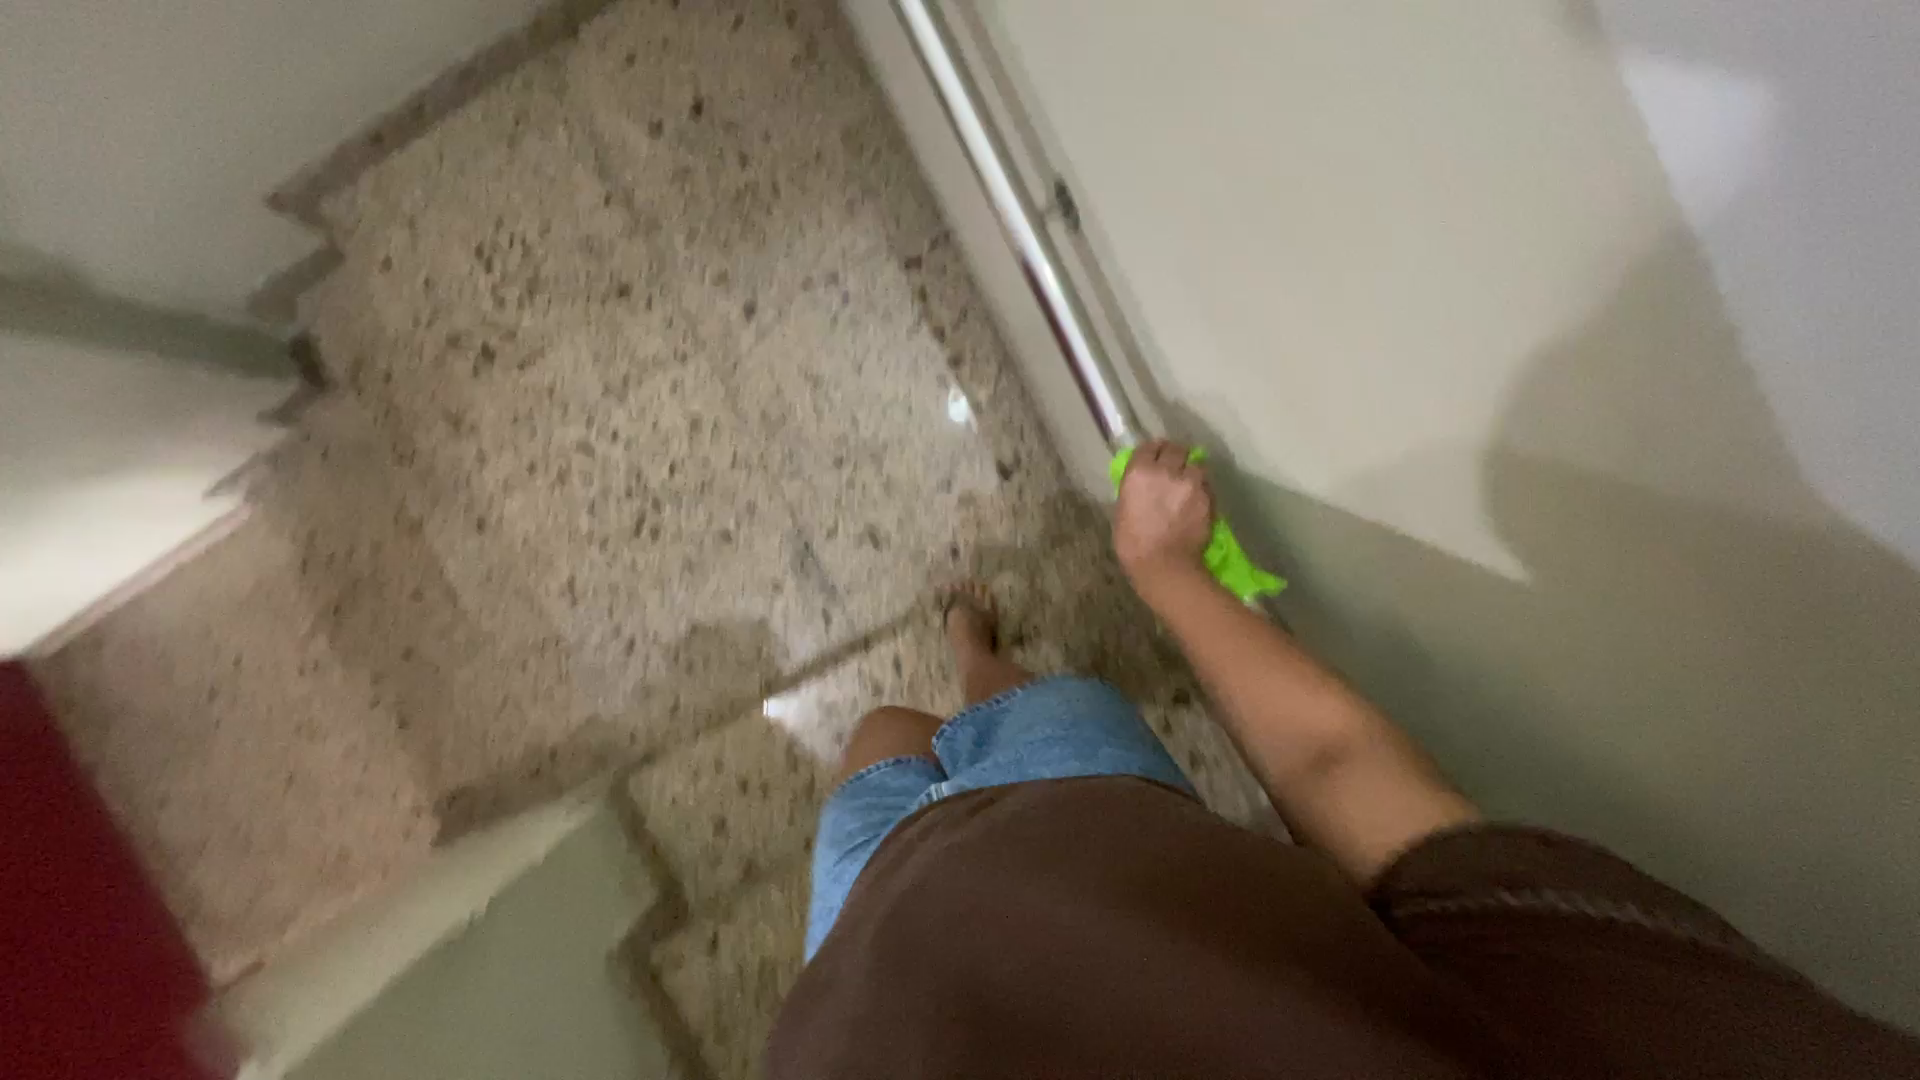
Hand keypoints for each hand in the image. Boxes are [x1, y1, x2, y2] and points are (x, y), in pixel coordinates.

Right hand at [1114, 439, 1212, 586]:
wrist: (1163, 564)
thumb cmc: (1132, 543)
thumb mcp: (1122, 510)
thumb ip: (1135, 490)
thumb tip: (1143, 485)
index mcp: (1139, 472)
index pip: (1149, 447)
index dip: (1153, 450)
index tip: (1155, 456)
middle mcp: (1166, 470)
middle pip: (1176, 449)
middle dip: (1175, 454)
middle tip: (1175, 465)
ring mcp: (1190, 482)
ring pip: (1196, 464)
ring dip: (1192, 470)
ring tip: (1190, 482)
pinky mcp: (1208, 496)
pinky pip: (1206, 484)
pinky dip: (1202, 488)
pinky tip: (1197, 500)